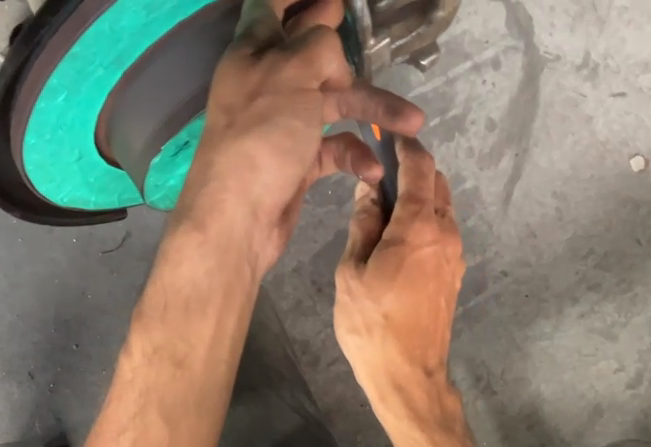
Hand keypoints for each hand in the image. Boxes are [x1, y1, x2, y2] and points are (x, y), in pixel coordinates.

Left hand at [175, 0, 423, 273]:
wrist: (238, 221)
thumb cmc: (260, 137)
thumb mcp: (291, 73)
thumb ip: (318, 45)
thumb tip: (332, 46)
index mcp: (254, 50)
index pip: (273, 5)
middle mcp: (267, 83)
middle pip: (313, 53)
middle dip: (343, 47)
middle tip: (372, 31)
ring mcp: (282, 125)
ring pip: (333, 103)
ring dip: (371, 110)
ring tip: (413, 121)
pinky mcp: (296, 163)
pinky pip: (333, 148)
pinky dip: (354, 155)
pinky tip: (374, 167)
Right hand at [333, 136, 465, 427]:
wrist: (408, 377)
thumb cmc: (372, 326)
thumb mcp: (352, 273)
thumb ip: (363, 225)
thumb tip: (369, 190)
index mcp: (419, 226)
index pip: (419, 167)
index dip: (402, 147)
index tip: (383, 136)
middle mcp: (446, 233)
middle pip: (436, 184)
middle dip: (411, 171)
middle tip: (378, 177)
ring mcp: (454, 256)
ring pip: (442, 209)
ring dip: (418, 199)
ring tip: (384, 213)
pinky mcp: (453, 276)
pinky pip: (442, 234)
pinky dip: (424, 224)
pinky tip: (397, 241)